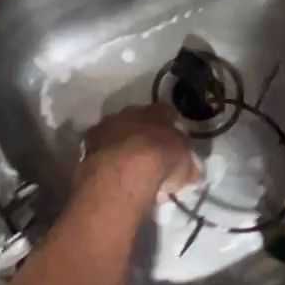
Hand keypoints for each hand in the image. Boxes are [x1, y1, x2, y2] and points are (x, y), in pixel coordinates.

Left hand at [77, 104, 199, 199]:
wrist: (125, 170)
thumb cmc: (162, 161)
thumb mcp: (186, 167)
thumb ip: (189, 166)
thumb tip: (195, 172)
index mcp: (159, 113)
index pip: (166, 112)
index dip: (169, 125)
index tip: (171, 138)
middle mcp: (133, 112)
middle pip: (139, 119)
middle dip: (143, 133)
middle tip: (148, 153)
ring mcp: (109, 124)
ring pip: (118, 131)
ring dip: (122, 144)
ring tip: (128, 166)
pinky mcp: (89, 141)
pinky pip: (100, 146)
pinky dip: (106, 155)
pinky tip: (111, 170)